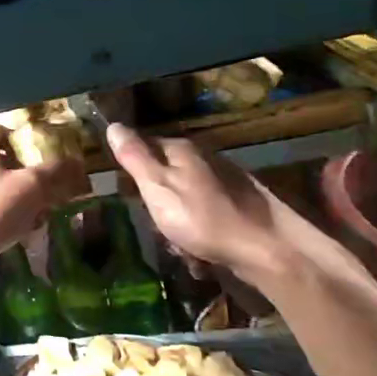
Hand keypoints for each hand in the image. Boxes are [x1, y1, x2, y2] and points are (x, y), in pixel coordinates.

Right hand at [106, 122, 316, 285]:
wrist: (264, 248)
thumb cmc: (201, 218)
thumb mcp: (157, 187)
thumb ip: (135, 158)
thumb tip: (113, 125)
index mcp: (182, 150)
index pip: (144, 146)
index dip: (131, 169)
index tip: (126, 194)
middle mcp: (203, 159)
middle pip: (163, 175)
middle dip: (154, 202)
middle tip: (156, 225)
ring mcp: (222, 182)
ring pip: (182, 198)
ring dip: (174, 222)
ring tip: (179, 244)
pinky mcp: (236, 206)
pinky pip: (202, 215)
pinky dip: (196, 232)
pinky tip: (198, 250)